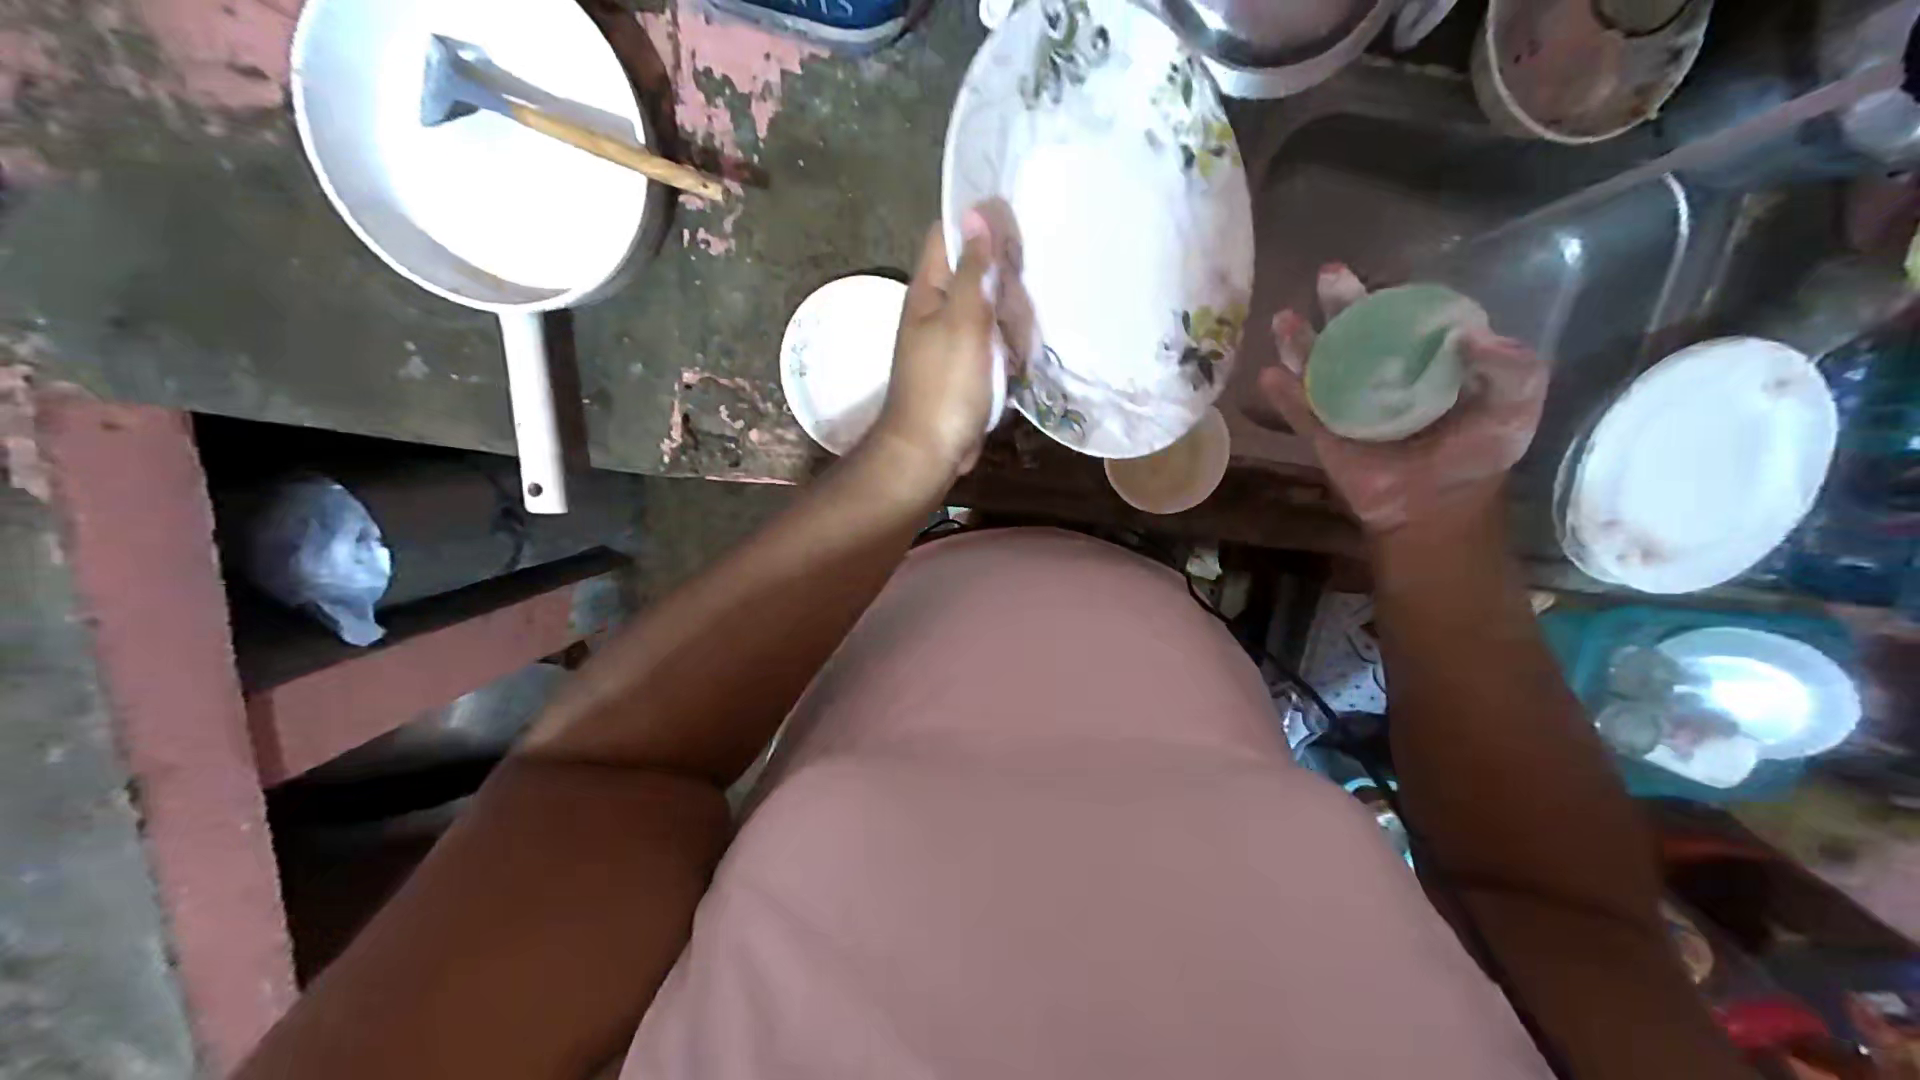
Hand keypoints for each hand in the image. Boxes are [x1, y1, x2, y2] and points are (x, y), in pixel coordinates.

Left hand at [868, 210, 996, 479]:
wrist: (930, 451)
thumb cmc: (944, 387)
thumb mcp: (963, 322)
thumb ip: (974, 270)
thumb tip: (976, 211)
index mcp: (928, 289)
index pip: (950, 234)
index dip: (981, 223)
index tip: (1017, 232)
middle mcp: (938, 306)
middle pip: (978, 269)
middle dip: (1004, 280)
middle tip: (1021, 299)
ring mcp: (954, 336)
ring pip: (992, 306)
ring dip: (1011, 318)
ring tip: (1020, 339)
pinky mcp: (968, 363)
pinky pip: (995, 339)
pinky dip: (1008, 345)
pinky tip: (1019, 357)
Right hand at [1257, 264, 1548, 534]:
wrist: (1435, 508)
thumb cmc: (1476, 456)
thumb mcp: (1515, 407)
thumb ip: (1513, 367)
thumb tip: (1468, 335)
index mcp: (1424, 361)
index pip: (1404, 319)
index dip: (1391, 295)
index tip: (1380, 276)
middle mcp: (1380, 374)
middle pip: (1352, 332)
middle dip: (1338, 302)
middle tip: (1328, 275)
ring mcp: (1346, 403)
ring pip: (1316, 365)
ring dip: (1298, 342)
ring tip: (1284, 320)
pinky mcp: (1322, 433)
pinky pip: (1299, 410)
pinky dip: (1283, 394)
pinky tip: (1271, 375)